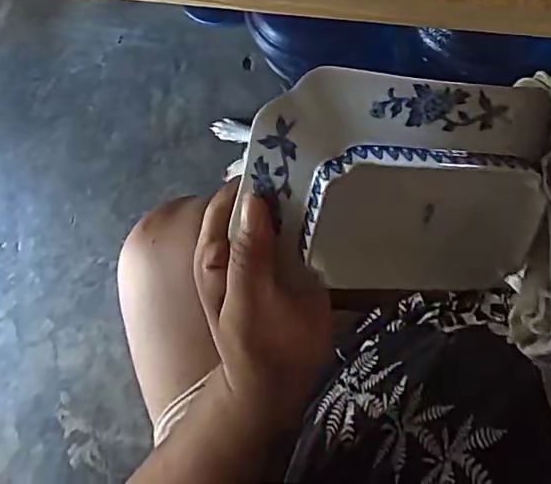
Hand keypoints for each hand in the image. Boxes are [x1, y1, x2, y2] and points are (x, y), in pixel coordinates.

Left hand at [192, 178, 332, 440]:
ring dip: (298, 195)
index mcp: (216, 249)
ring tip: (326, 176)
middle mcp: (238, 243)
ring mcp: (266, 251)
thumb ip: (248, 255)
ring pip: (279, 209)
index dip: (251, 177)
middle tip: (311, 163)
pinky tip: (334, 205)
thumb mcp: (248, 304)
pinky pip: (300, 229)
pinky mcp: (292, 262)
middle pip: (256, 198)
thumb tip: (253, 198)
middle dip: (278, 180)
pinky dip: (313, 217)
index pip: (229, 197)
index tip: (282, 160)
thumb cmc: (256, 348)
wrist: (278, 391)